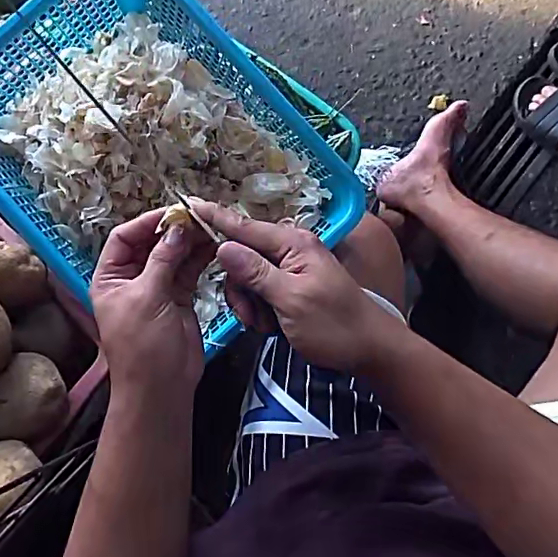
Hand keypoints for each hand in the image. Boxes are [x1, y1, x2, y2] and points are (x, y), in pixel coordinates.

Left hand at [91, 208, 216, 397]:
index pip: (125, 238)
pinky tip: (215, 246)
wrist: (161, 389)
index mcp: (111, 277)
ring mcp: (157, 287)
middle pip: (151, 243)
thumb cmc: (142, 346)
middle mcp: (132, 278)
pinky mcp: (179, 297)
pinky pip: (189, 270)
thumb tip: (177, 228)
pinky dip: (201, 258)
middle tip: (199, 216)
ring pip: (173, 255)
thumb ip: (162, 260)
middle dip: (173, 229)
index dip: (147, 222)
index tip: (174, 211)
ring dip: (190, 241)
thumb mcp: (147, 297)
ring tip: (211, 227)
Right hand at [189, 201, 400, 373]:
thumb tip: (223, 246)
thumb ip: (256, 272)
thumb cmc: (334, 326)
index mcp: (293, 243)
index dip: (215, 218)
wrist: (370, 352)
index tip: (188, 204)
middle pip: (241, 257)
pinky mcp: (290, 289)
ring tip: (266, 326)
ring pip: (247, 279)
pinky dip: (260, 312)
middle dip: (239, 288)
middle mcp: (290, 250)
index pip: (244, 226)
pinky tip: (273, 327)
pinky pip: (260, 293)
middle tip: (251, 316)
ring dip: (250, 304)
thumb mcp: (291, 300)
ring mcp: (290, 270)